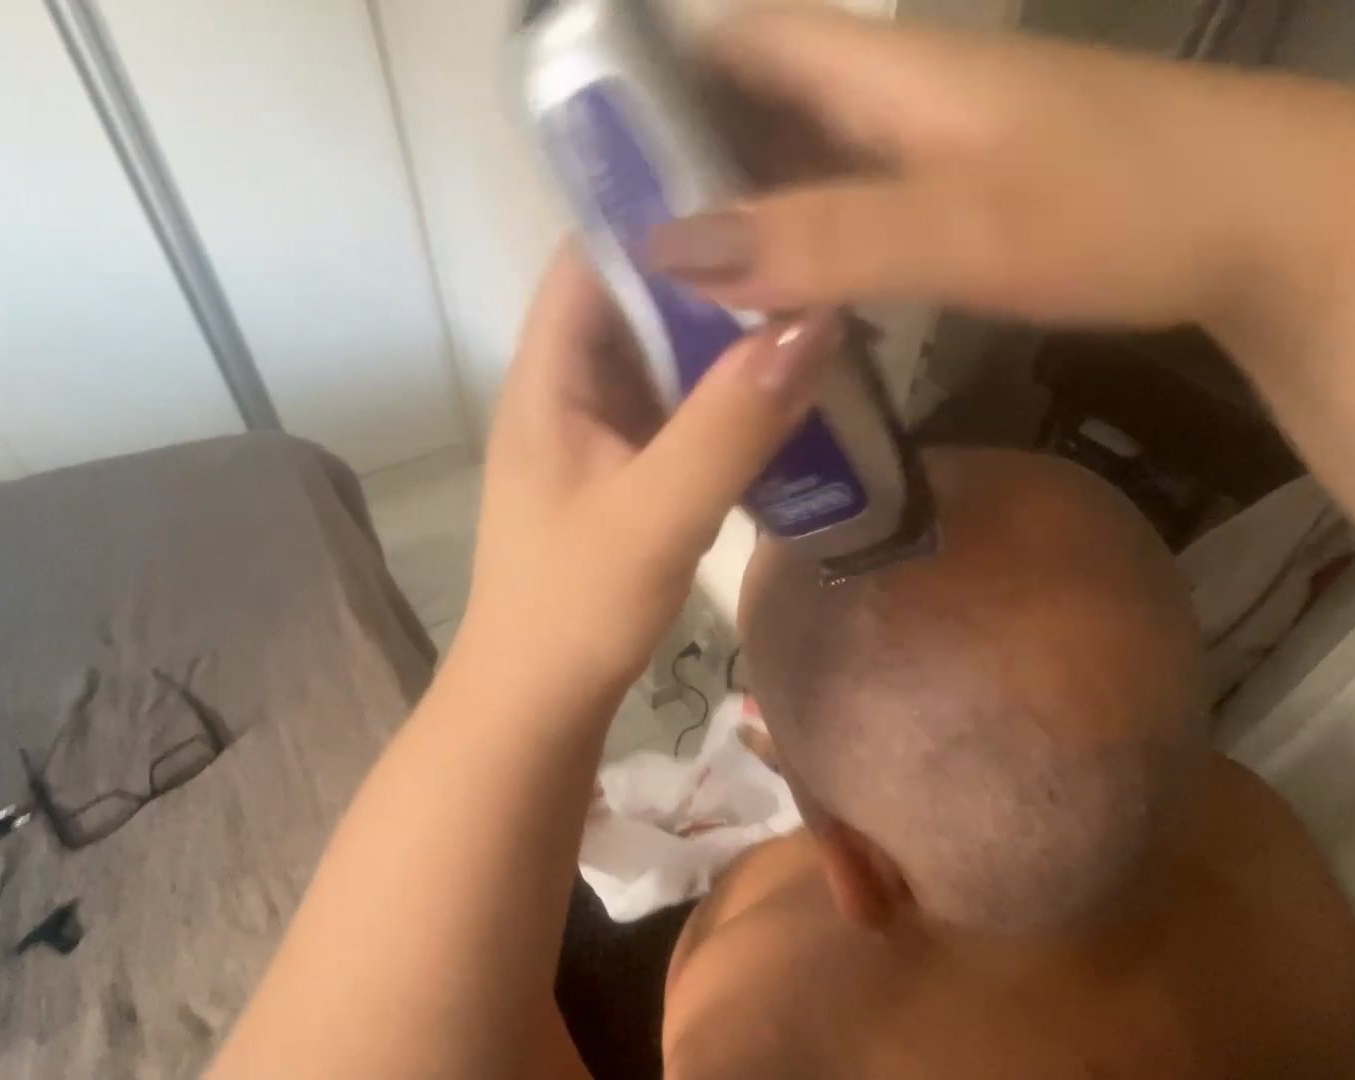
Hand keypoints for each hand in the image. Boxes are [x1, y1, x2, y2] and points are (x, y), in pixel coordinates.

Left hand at [455, 245, 837, 703]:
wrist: (539, 703)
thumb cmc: (575, 607)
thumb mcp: (657, 512)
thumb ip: (731, 423)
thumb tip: (816, 322)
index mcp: (549, 375)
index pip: (594, 255)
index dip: (662, 216)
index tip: (753, 195)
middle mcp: (569, 389)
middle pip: (641, 303)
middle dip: (719, 285)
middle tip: (810, 264)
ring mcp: (599, 433)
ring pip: (667, 361)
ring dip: (730, 346)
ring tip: (816, 320)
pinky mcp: (626, 473)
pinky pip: (681, 413)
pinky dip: (729, 402)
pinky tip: (786, 402)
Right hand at [648, 8, 1249, 328]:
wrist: (1273, 221)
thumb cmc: (1118, 206)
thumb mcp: (954, 228)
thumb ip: (816, 238)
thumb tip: (675, 252)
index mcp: (889, 69)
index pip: (743, 39)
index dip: (661, 78)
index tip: (601, 150)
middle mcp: (906, 91)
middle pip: (768, 101)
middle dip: (695, 159)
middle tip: (637, 244)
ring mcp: (946, 141)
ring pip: (817, 157)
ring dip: (755, 205)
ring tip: (696, 279)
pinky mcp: (980, 188)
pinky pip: (865, 201)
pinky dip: (817, 236)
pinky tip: (798, 290)